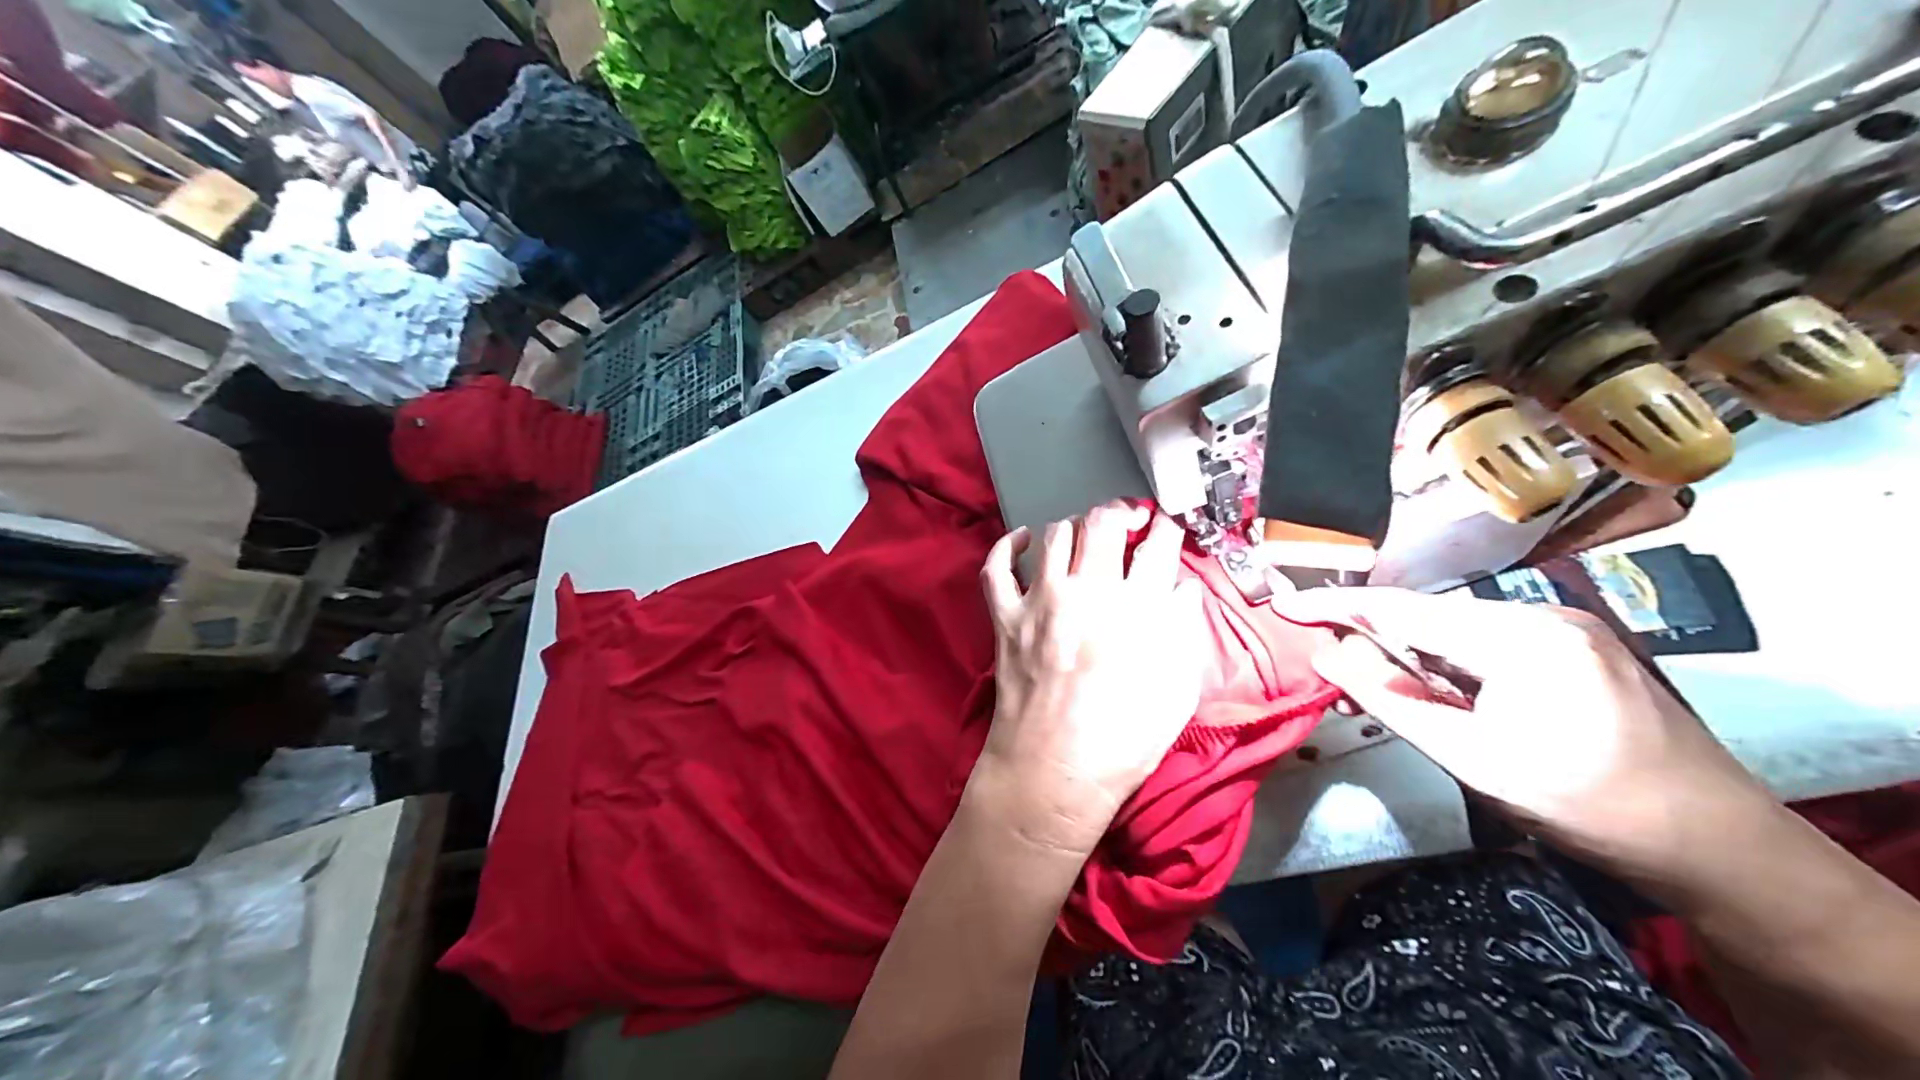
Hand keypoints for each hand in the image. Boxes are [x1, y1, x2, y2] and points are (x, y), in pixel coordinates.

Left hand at [976, 503, 1206, 854]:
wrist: (1054, 775)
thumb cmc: (1124, 743)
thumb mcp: (1177, 690)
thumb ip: (1183, 630)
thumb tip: (1182, 589)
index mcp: (1139, 609)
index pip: (1159, 546)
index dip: (1168, 530)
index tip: (1167, 529)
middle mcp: (1088, 592)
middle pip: (1104, 524)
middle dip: (1121, 514)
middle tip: (1129, 523)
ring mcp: (1041, 601)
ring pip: (1056, 534)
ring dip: (1076, 528)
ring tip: (1086, 539)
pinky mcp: (1005, 618)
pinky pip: (997, 567)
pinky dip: (1009, 546)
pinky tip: (1024, 541)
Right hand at [1293, 587, 1774, 869]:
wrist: (1717, 846)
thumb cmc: (1587, 805)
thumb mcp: (1471, 758)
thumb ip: (1390, 699)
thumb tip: (1327, 656)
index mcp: (1522, 636)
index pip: (1405, 609)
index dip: (1339, 607)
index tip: (1288, 605)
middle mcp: (1543, 617)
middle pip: (1430, 618)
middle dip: (1377, 642)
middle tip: (1338, 678)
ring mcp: (1564, 631)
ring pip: (1457, 632)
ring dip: (1413, 659)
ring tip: (1383, 694)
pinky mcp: (1575, 651)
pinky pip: (1487, 646)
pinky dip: (1450, 667)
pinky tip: (1439, 696)